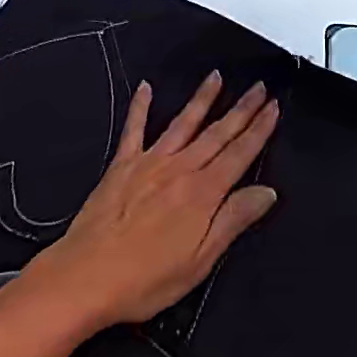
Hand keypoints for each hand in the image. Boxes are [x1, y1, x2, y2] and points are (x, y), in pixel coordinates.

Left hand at [18, 73, 279, 330]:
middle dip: (242, 108)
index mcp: (203, 192)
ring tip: (216, 76)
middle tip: (259, 86)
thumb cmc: (144, 279)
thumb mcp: (200, 259)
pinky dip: (140, 107)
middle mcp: (180, 169)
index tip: (273, 107)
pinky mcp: (121, 167)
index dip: (260, 129)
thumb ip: (234, 219)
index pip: (240, 152)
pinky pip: (134, 130)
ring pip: (184, 123)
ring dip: (203, 98)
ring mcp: (150, 163)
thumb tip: (267, 192)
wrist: (82, 280)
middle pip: (218, 132)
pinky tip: (146, 88)